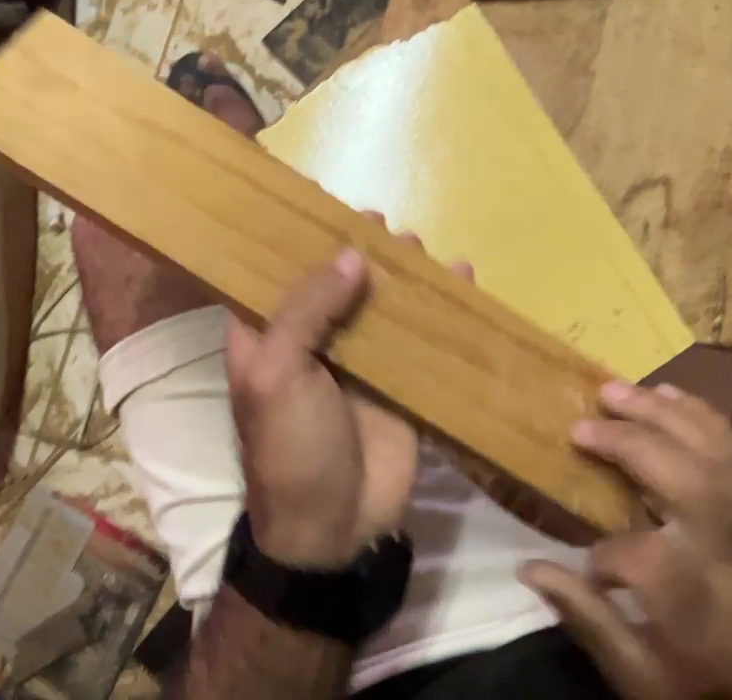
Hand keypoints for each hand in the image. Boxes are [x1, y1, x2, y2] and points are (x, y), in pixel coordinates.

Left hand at [226, 234, 471, 568]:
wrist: (332, 528)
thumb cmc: (289, 446)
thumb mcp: (277, 373)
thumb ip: (307, 309)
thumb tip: (352, 254)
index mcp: (269, 336)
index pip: (279, 274)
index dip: (299, 239)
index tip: (325, 204)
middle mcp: (313, 341)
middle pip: (337, 282)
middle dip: (360, 249)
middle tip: (383, 223)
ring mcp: (360, 361)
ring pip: (381, 304)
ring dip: (402, 274)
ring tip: (420, 246)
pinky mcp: (401, 383)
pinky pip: (421, 337)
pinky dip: (440, 310)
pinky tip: (462, 280)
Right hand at [519, 382, 731, 698]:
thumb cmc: (713, 683)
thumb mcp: (646, 680)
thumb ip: (590, 623)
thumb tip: (530, 569)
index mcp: (706, 613)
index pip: (650, 563)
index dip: (606, 557)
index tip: (586, 566)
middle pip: (693, 485)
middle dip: (635, 445)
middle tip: (581, 424)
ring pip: (719, 454)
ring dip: (665, 414)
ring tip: (615, 389)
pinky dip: (701, 414)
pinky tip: (665, 393)